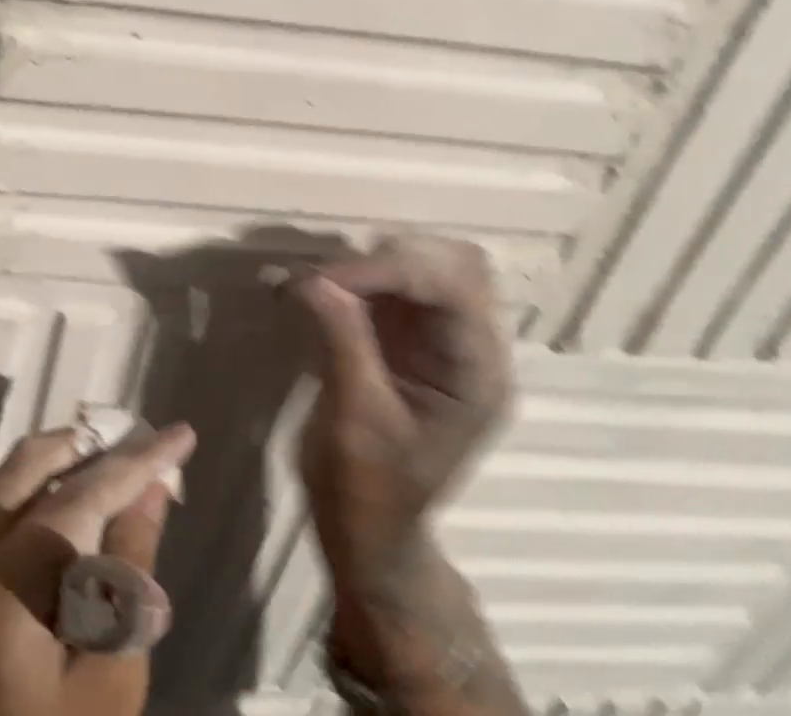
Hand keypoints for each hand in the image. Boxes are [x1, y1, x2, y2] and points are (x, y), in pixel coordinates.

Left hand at [0, 423, 196, 715]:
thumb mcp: (111, 671)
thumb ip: (128, 570)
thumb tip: (152, 490)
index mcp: (2, 583)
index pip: (80, 499)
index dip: (135, 463)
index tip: (180, 434)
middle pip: (30, 467)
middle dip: (91, 445)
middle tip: (146, 440)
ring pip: (10, 480)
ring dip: (66, 462)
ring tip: (123, 460)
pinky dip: (42, 490)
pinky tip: (82, 502)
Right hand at [291, 237, 512, 584]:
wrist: (368, 530)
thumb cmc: (367, 488)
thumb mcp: (354, 420)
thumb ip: (343, 343)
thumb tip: (313, 279)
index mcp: (478, 374)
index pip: (450, 288)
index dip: (386, 270)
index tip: (320, 280)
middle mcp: (472, 349)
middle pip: (453, 265)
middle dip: (385, 260)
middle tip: (322, 280)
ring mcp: (443, 344)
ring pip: (426, 269)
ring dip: (371, 267)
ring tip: (315, 284)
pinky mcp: (410, 344)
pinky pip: (395, 290)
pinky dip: (358, 281)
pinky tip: (319, 293)